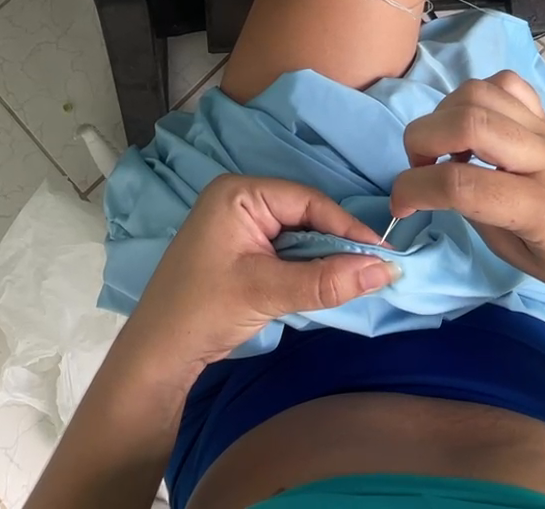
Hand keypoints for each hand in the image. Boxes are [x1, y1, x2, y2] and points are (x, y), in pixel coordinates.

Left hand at [128, 175, 398, 366]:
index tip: (386, 255)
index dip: (348, 227)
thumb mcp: (268, 292)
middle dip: (339, 242)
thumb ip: (326, 279)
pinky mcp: (241, 248)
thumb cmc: (204, 309)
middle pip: (304, 214)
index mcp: (238, 193)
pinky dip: (307, 266)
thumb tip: (386, 269)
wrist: (158, 352)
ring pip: (298, 234)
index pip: (307, 200)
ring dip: (325, 257)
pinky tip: (329, 282)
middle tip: (378, 269)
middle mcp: (238, 199)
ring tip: (361, 277)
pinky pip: (285, 249)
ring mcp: (238, 224)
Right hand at [388, 72, 544, 320]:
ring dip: (445, 114)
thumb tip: (438, 184)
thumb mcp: (518, 257)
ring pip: (483, 91)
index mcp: (541, 208)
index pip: (459, 183)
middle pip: (468, 120)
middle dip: (421, 138)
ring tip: (447, 148)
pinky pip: (510, 86)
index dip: (412, 190)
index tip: (400, 207)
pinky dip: (479, 99)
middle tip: (419, 167)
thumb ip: (474, 214)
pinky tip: (477, 129)